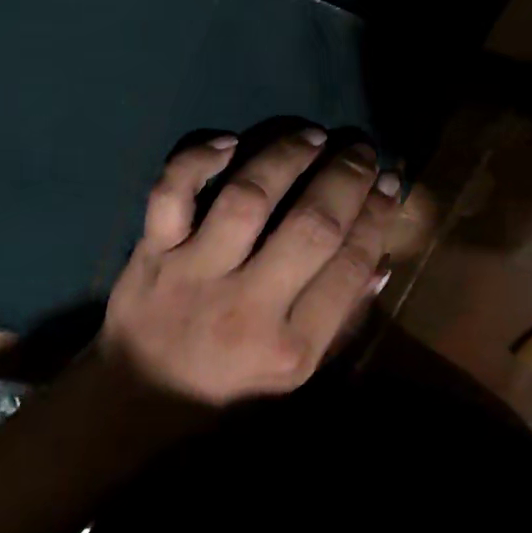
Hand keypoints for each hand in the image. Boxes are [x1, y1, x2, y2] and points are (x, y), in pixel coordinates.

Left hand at [100, 127, 400, 405]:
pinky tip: (230, 141)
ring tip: (315, 136)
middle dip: (345, 180)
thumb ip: (341, 319)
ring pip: (248, 198)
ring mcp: (195, 275)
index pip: (349, 265)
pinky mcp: (153, 252)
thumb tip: (380, 260)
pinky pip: (171, 194)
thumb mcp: (297, 373)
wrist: (141, 396)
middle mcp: (246, 308)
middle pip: (310, 226)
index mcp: (291, 346)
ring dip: (287, 158)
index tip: (390, 184)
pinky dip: (197, 160)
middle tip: (362, 151)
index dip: (377, 216)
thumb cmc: (230, 385)